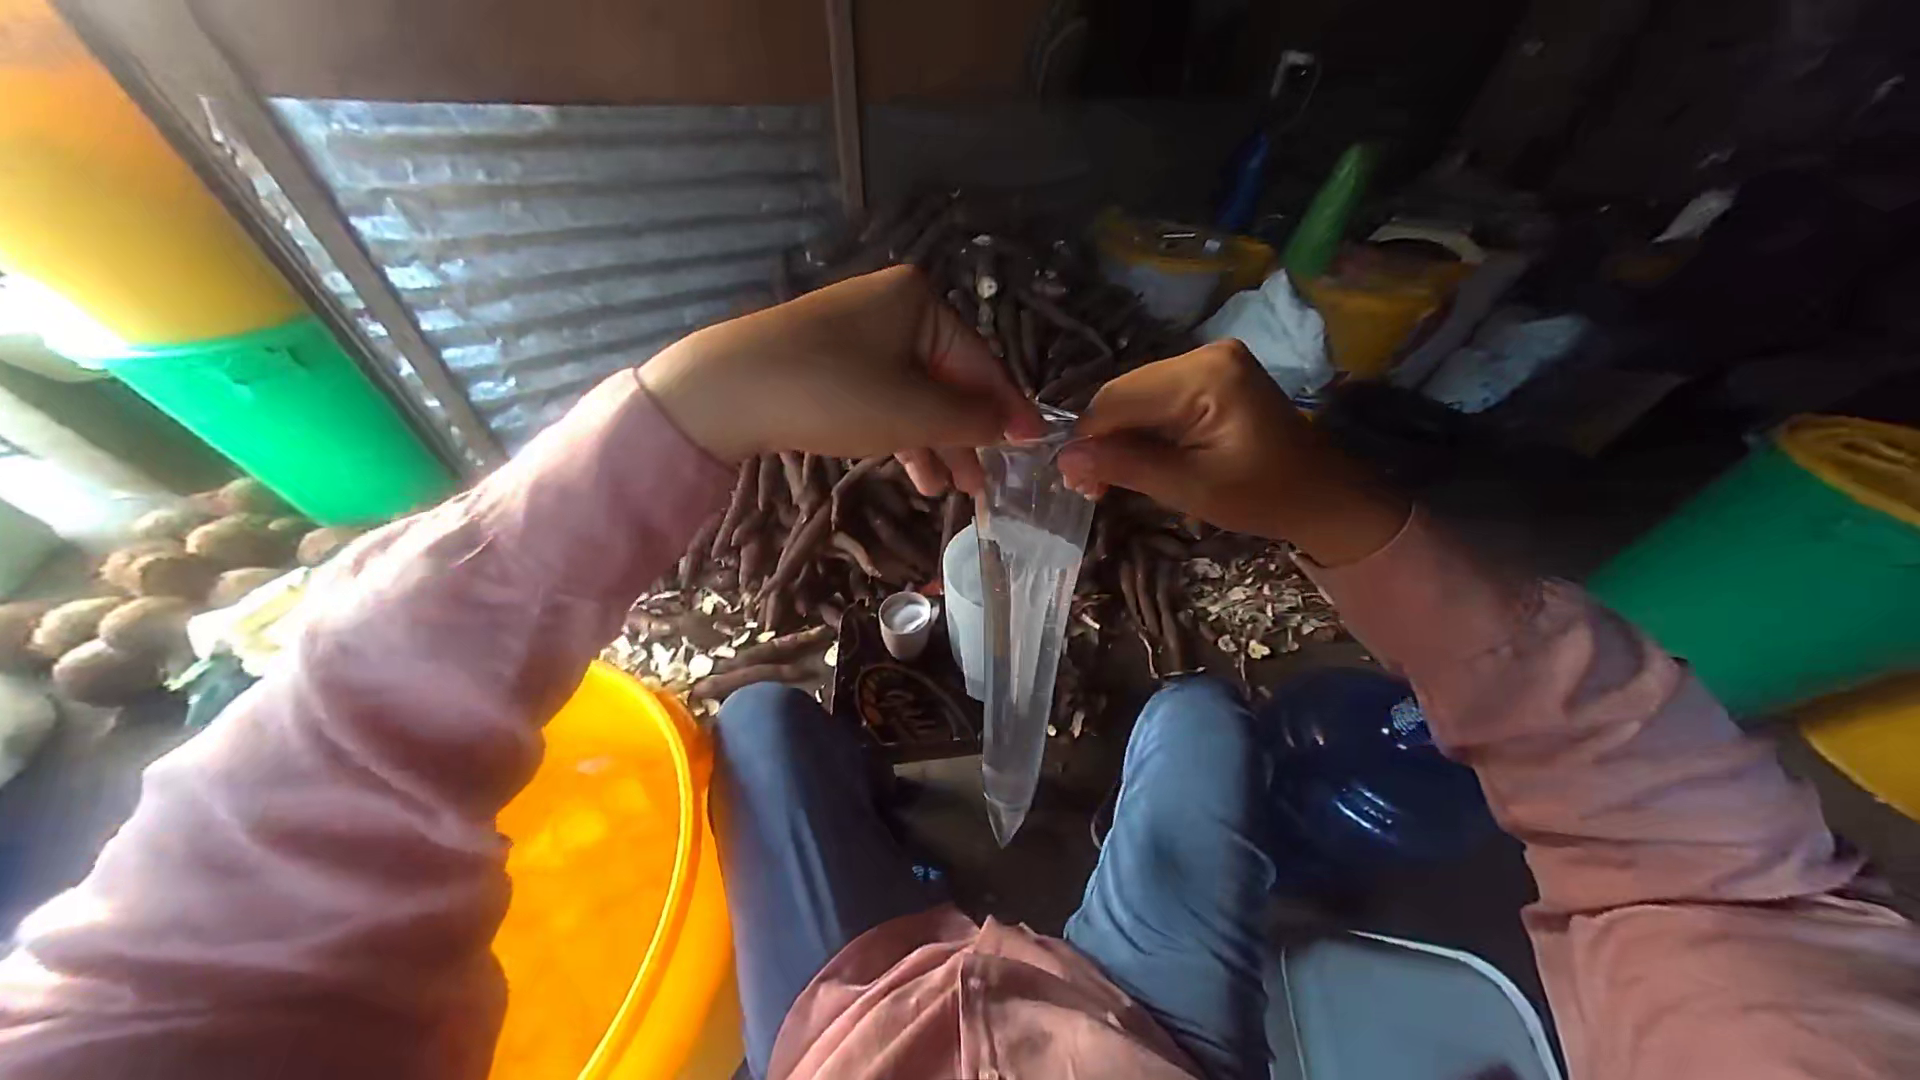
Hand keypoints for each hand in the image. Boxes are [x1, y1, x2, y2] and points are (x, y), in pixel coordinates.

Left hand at [637, 266, 1043, 495]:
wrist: (728, 390)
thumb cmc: (835, 392)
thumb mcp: (915, 412)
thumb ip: (974, 420)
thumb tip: (1019, 426)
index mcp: (922, 303)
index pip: (983, 363)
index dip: (1009, 410)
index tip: (1035, 446)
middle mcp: (896, 309)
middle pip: (951, 380)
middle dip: (969, 436)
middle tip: (985, 485)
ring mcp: (862, 335)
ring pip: (918, 395)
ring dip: (937, 443)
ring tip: (953, 489)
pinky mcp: (836, 361)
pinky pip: (886, 397)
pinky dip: (903, 434)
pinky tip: (917, 473)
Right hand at [1055, 341, 1408, 565]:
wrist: (1323, 495)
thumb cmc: (1262, 497)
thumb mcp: (1188, 488)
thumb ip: (1123, 468)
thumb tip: (1063, 460)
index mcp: (1204, 375)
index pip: (1117, 399)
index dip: (1087, 439)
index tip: (1079, 484)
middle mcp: (1204, 353)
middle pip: (1123, 393)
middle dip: (1103, 439)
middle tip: (1094, 487)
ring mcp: (1209, 360)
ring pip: (1134, 396)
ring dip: (1118, 436)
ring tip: (1115, 477)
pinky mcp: (1211, 374)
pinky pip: (1155, 398)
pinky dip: (1140, 430)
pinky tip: (1140, 457)